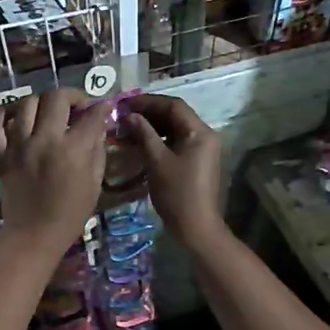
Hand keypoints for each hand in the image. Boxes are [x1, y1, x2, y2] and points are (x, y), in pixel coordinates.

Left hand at [0, 87, 110, 252]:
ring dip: (42, 102)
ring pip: (28, 104)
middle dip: (72, 96)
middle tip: (77, 106)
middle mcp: (45, 139)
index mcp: (73, 149)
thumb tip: (98, 127)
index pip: (91, 115)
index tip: (104, 107)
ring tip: (49, 111)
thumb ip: (97, 151)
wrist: (34, 234)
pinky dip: (5, 114)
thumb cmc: (71, 213)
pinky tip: (15, 114)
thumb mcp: (95, 184)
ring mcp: (19, 144)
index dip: (101, 107)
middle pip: (57, 98)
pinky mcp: (2, 153)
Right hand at [127, 93, 226, 248]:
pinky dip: (160, 140)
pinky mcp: (198, 162)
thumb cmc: (177, 193)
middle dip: (149, 113)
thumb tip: (130, 115)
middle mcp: (205, 136)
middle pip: (176, 116)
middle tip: (124, 115)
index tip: (124, 104)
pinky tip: (142, 143)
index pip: (173, 106)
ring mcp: (203, 150)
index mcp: (200, 132)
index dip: (148, 102)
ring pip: (176, 129)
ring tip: (129, 128)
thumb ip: (144, 134)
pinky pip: (178, 143)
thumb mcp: (157, 161)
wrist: (197, 227)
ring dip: (153, 127)